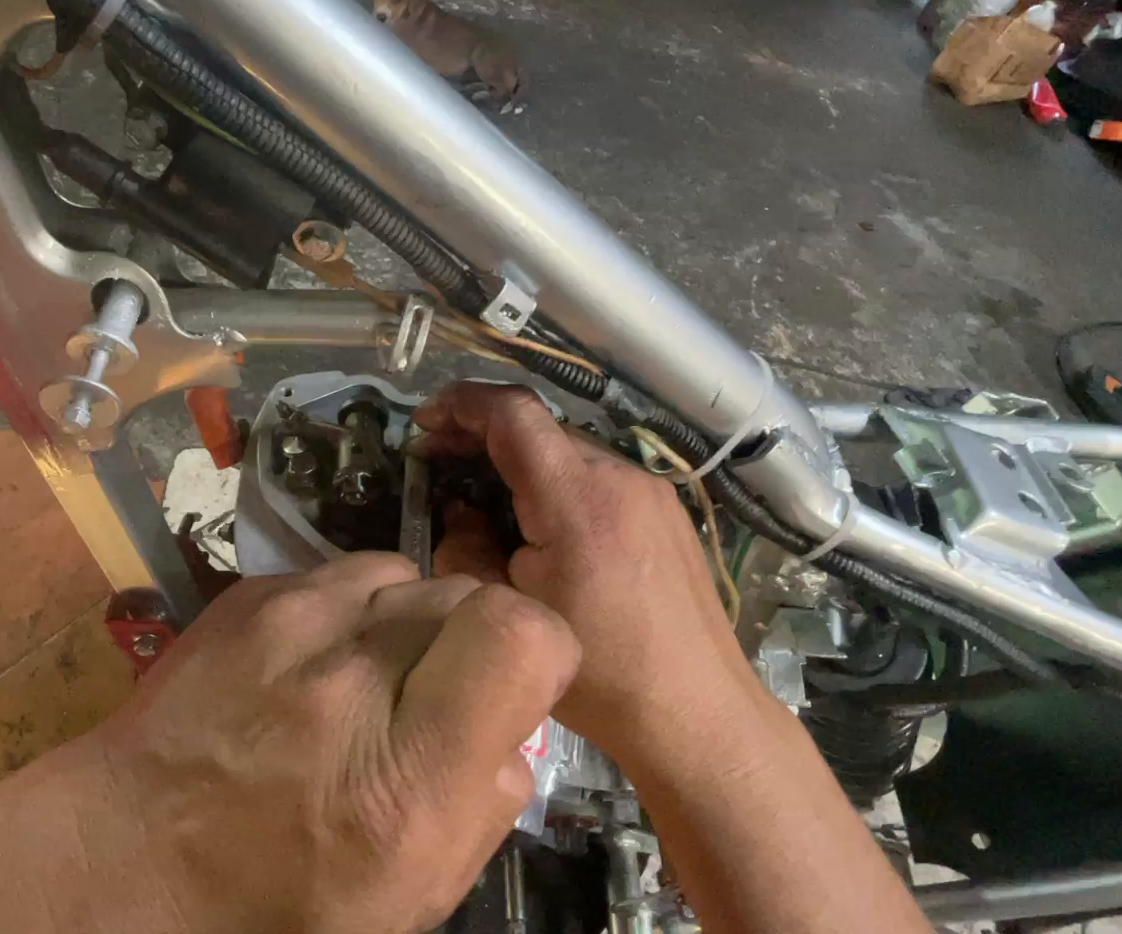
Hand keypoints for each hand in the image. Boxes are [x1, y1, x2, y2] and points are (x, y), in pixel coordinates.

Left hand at [84, 553, 578, 933]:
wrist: (125, 852)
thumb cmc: (272, 899)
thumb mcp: (408, 897)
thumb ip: (486, 802)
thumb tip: (513, 726)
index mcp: (402, 776)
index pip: (517, 633)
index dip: (539, 649)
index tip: (518, 685)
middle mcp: (350, 678)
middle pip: (468, 593)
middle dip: (473, 639)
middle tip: (432, 694)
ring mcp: (291, 619)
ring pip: (409, 573)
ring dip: (411, 620)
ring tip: (372, 674)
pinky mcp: (253, 591)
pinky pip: (345, 573)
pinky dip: (356, 610)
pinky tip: (319, 659)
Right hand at [414, 382, 759, 755]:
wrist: (698, 716)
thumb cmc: (601, 675)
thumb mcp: (512, 611)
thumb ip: (468, 548)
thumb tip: (457, 510)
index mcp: (577, 499)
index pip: (514, 413)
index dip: (461, 404)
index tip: (424, 423)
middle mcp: (620, 477)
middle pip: (539, 427)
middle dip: (481, 433)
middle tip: (438, 460)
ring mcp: (650, 491)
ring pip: (567, 450)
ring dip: (518, 458)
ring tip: (481, 493)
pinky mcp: (664, 512)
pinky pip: (595, 476)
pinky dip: (553, 480)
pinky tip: (535, 520)